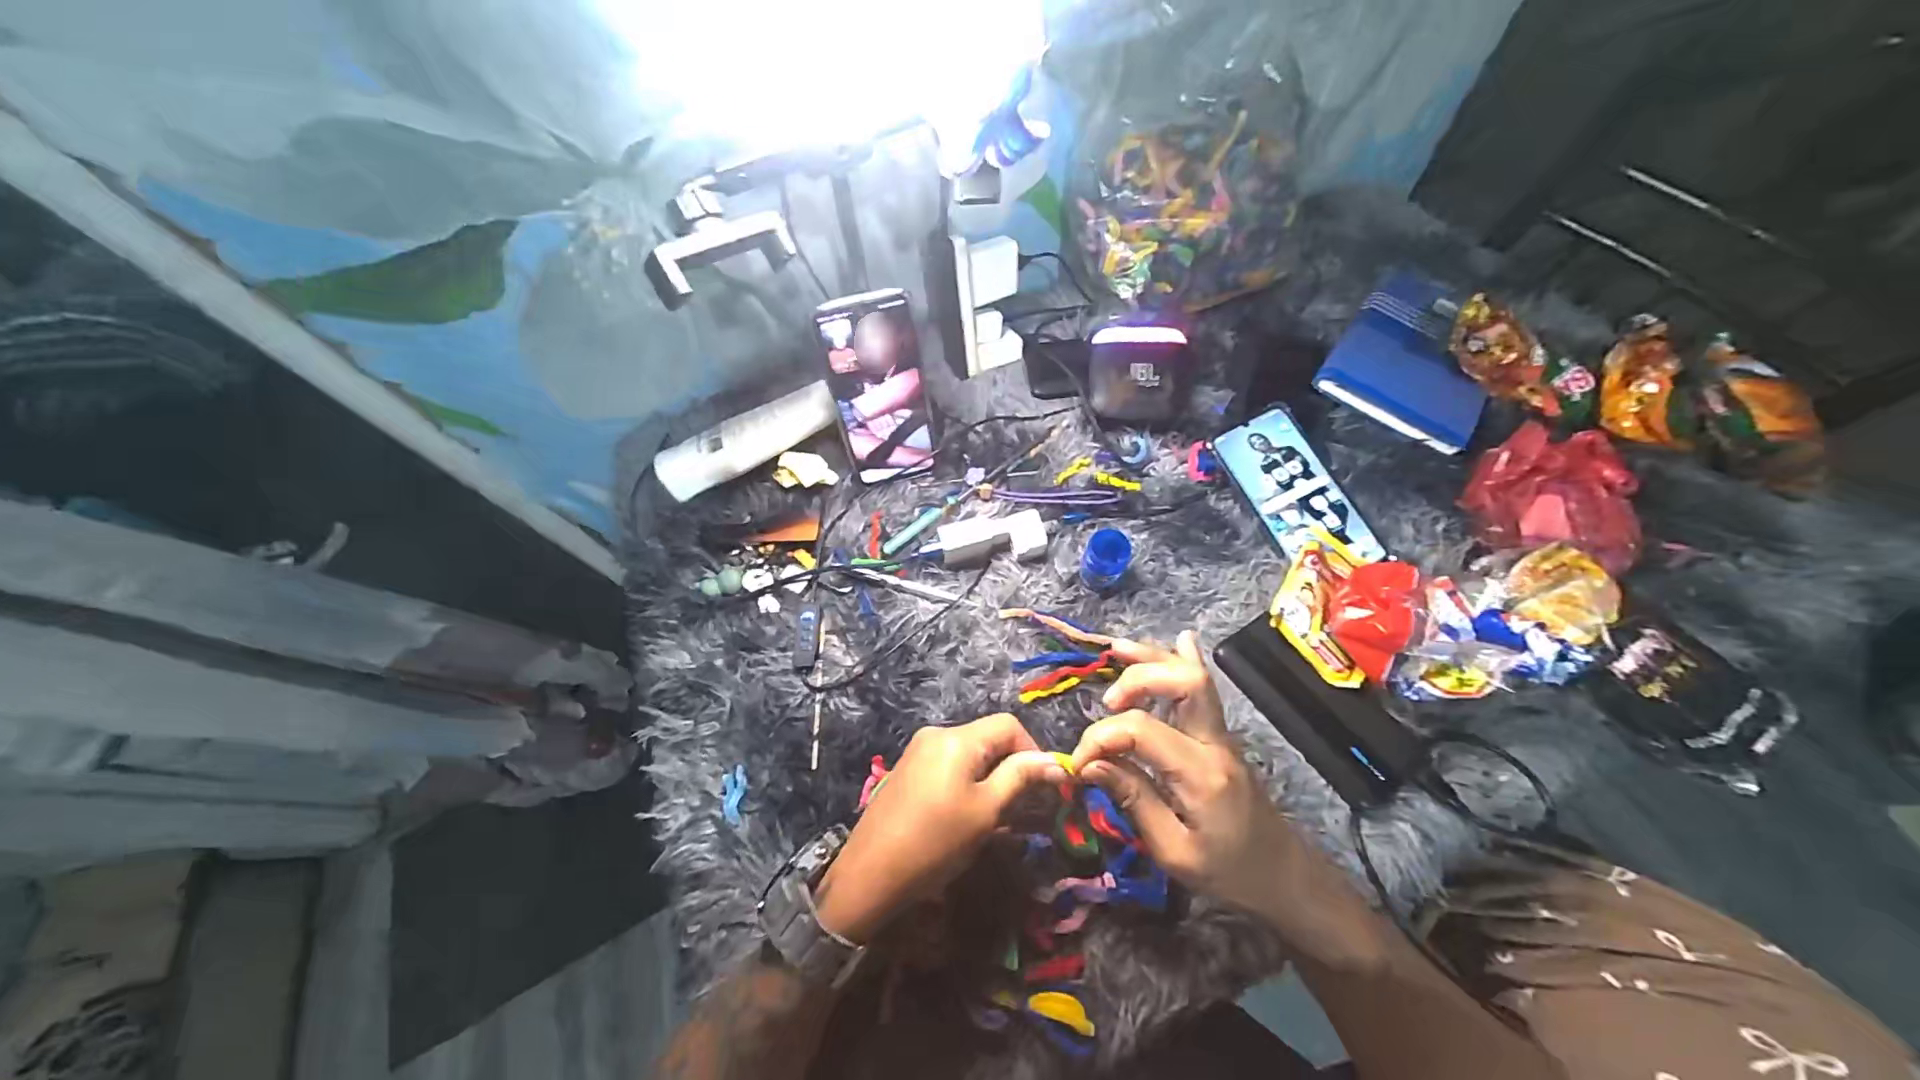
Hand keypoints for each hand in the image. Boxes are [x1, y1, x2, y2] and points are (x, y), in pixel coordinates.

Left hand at [814, 714, 1065, 944]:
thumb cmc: (936, 841)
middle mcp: (936, 733)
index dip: (1032, 750)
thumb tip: (1056, 762)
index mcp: (957, 738)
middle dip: (1010, 766)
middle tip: (1019, 807)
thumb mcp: (986, 811)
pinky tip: (963, 816)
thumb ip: (1020, 777)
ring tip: (992, 816)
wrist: (870, 873)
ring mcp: (918, 751)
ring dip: (989, 777)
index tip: (1042, 786)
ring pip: (969, 753)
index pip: (1009, 725)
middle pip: (987, 737)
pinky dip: (966, 782)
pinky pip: (948, 765)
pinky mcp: (907, 770)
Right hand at [1071, 632, 1387, 968]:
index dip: (1101, 737)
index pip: (1143, 730)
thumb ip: (1132, 799)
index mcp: (1201, 775)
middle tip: (1106, 705)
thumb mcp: (1173, 852)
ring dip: (1154, 659)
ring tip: (1118, 649)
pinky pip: (1203, 689)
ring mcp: (1221, 735)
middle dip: (1137, 680)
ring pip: (1194, 676)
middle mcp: (1215, 744)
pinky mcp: (1219, 736)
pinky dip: (1186, 662)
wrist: (1284, 877)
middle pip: (1184, 682)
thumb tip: (1089, 765)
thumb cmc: (1228, 873)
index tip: (1080, 763)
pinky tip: (1179, 640)